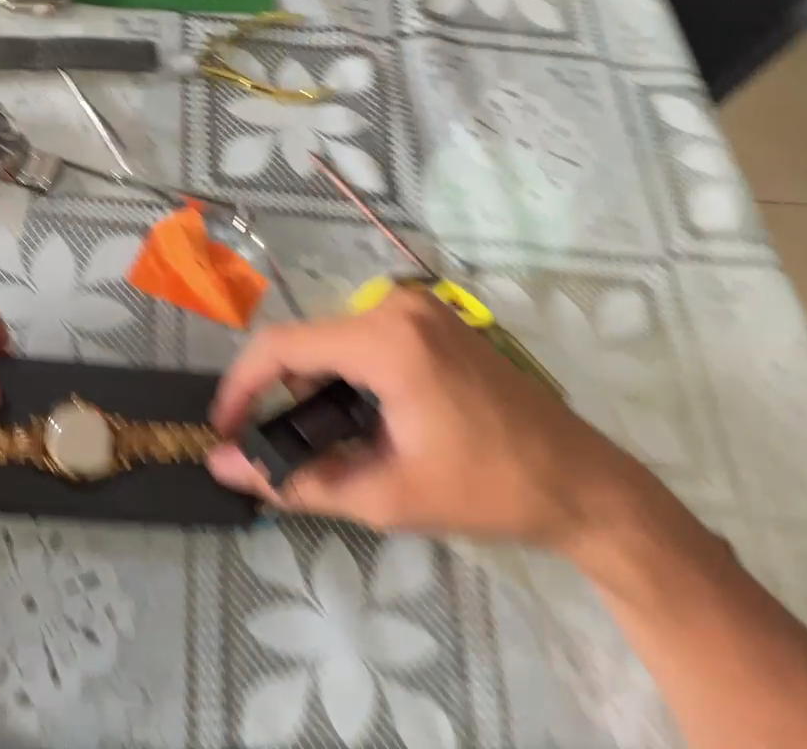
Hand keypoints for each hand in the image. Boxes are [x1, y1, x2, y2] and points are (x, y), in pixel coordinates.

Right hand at [207, 286, 645, 551]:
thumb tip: (223, 467)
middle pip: (305, 342)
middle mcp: (397, 308)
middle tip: (275, 444)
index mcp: (387, 342)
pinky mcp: (432, 319)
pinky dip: (343, 377)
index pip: (281, 347)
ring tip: (322, 441)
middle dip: (279, 394)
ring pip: (330, 340)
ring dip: (312, 388)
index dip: (240, 387)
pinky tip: (358, 420)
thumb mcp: (384, 497)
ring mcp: (419, 309)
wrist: (584, 484)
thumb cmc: (487, 491)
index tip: (224, 429)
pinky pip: (361, 338)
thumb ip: (295, 481)